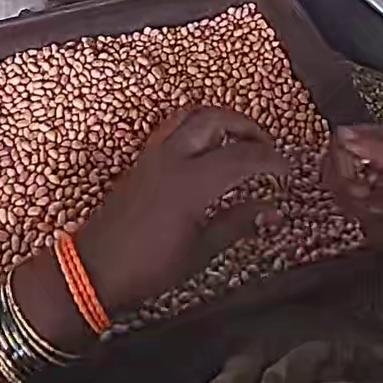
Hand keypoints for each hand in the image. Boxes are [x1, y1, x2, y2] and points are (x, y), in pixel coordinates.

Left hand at [76, 106, 289, 313]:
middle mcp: (171, 157)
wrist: (95, 268)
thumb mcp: (200, 250)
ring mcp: (153, 153)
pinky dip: (196, 124)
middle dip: (247, 127)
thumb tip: (274, 210)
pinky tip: (207, 146)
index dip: (270, 160)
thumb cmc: (149, 266)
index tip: (287, 170)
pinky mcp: (143, 157)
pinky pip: (173, 125)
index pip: (242, 157)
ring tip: (240, 140)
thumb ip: (238, 223)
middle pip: (215, 119)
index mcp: (190, 182)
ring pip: (191, 114)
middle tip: (267, 148)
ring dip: (220, 119)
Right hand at [321, 125, 382, 270]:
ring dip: (364, 202)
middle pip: (342, 166)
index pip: (347, 140)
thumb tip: (340, 133)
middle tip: (368, 194)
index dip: (342, 157)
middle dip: (349, 182)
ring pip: (348, 192)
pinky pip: (362, 214)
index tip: (353, 175)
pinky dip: (373, 218)